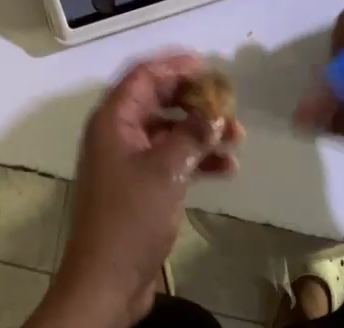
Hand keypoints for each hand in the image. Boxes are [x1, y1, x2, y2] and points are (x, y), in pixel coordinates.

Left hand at [48, 53, 244, 327]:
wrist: (106, 280)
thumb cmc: (130, 216)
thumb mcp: (165, 171)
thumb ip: (191, 136)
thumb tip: (214, 113)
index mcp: (113, 119)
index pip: (144, 76)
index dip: (174, 65)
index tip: (207, 64)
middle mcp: (117, 132)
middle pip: (157, 100)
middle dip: (193, 99)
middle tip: (227, 100)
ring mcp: (128, 160)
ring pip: (168, 130)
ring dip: (200, 130)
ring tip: (237, 135)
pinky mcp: (140, 186)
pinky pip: (170, 158)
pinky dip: (196, 158)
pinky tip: (226, 167)